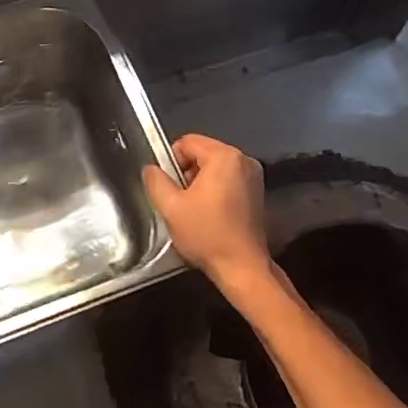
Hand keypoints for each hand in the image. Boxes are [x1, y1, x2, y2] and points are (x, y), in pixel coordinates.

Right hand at [142, 133, 271, 285]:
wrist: (242, 266)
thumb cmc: (206, 235)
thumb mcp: (171, 208)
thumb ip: (156, 181)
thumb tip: (151, 169)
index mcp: (224, 157)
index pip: (188, 142)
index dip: (171, 162)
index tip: (168, 187)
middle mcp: (244, 160)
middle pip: (203, 154)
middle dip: (186, 174)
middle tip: (179, 202)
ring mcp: (254, 177)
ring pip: (215, 169)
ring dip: (200, 185)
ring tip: (193, 211)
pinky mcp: (257, 193)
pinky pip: (228, 181)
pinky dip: (215, 192)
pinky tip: (210, 216)